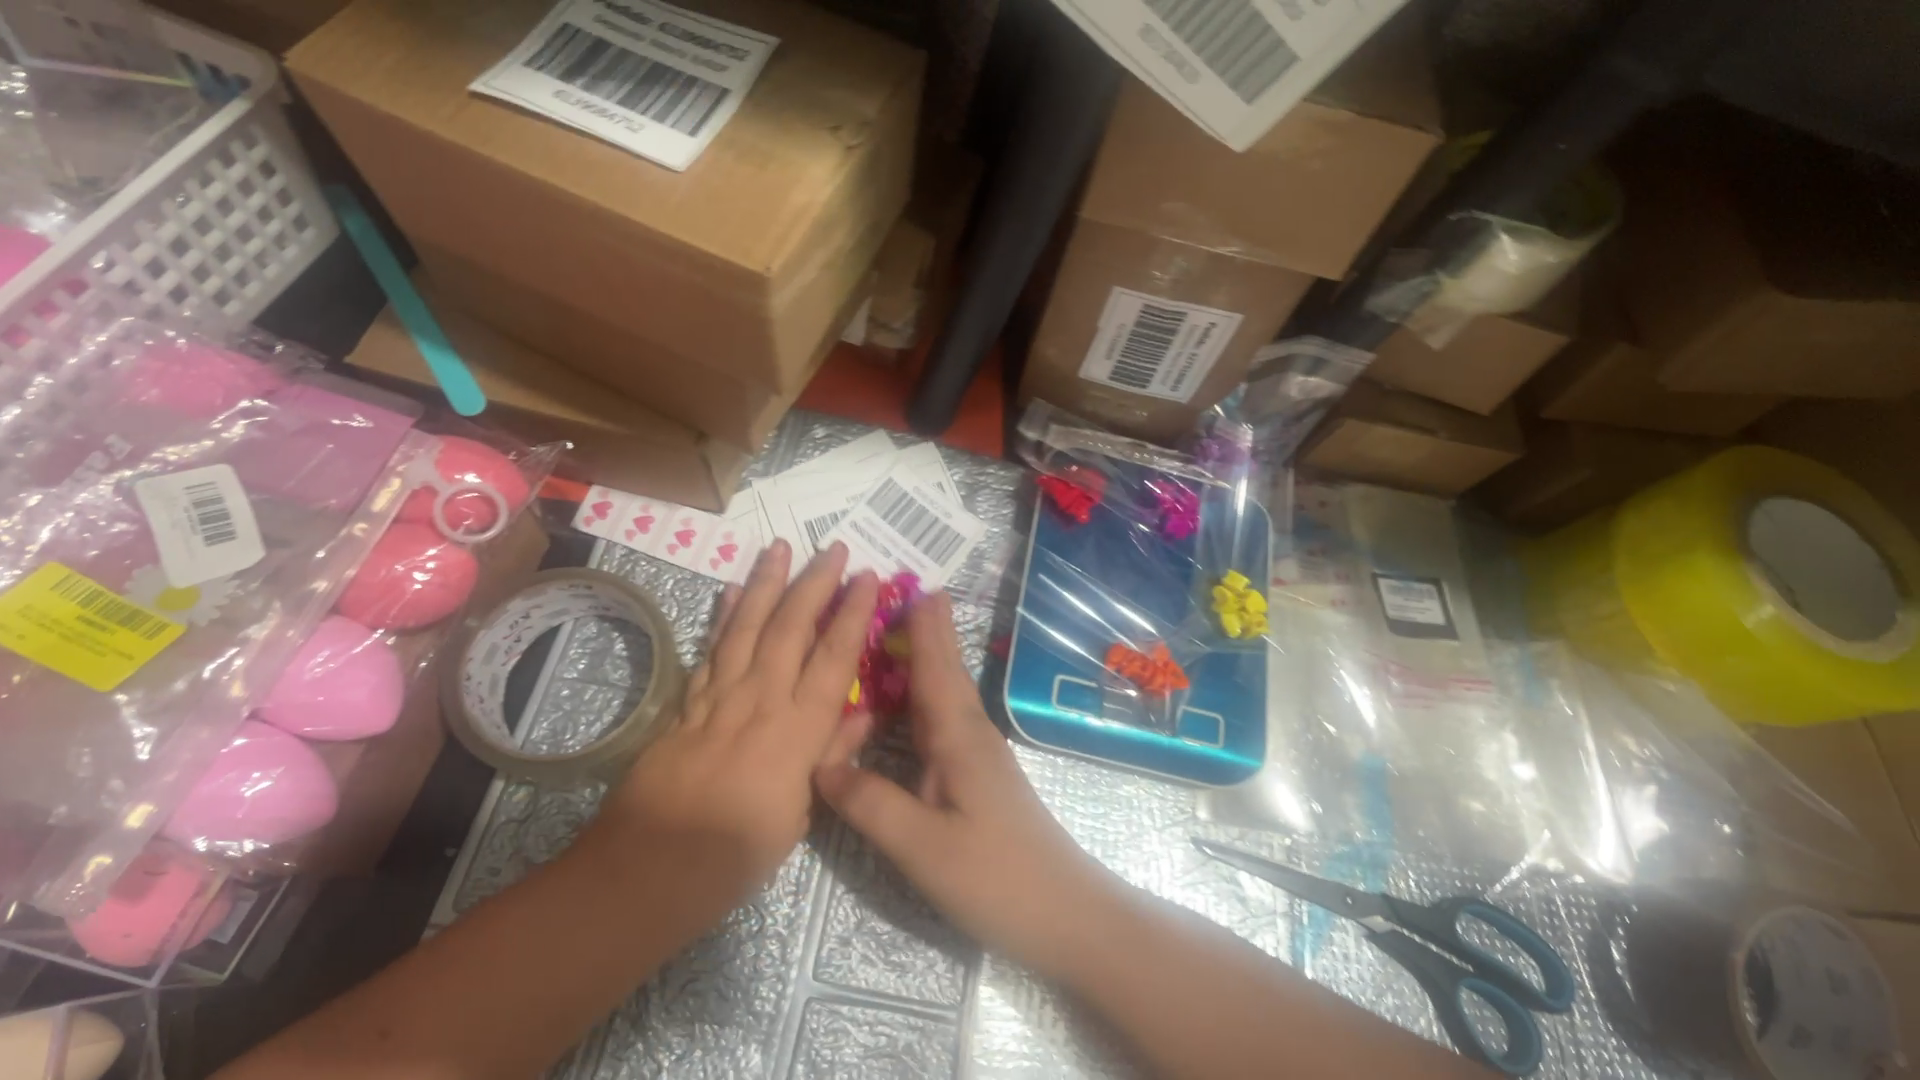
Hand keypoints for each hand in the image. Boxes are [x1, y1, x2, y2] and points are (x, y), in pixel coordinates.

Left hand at [590, 540, 878, 896]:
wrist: (652, 865)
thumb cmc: (737, 852)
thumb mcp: (799, 814)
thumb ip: (829, 755)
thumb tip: (863, 713)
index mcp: (798, 729)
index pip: (834, 658)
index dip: (853, 614)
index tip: (868, 578)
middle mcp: (761, 700)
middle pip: (791, 628)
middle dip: (814, 584)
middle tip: (833, 548)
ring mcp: (719, 697)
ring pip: (747, 627)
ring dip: (766, 584)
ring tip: (779, 548)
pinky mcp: (686, 704)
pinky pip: (710, 649)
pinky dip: (723, 617)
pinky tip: (730, 592)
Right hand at [814, 591, 1124, 978]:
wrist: (1064, 916)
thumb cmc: (995, 876)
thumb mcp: (921, 845)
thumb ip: (868, 802)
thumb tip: (818, 763)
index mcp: (958, 736)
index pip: (935, 666)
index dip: (923, 626)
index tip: (911, 582)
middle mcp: (970, 735)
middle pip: (944, 672)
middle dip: (926, 632)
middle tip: (900, 593)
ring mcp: (978, 759)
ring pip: (944, 697)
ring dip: (924, 662)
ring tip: (895, 636)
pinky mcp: (978, 781)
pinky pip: (942, 725)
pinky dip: (921, 702)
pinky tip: (906, 711)